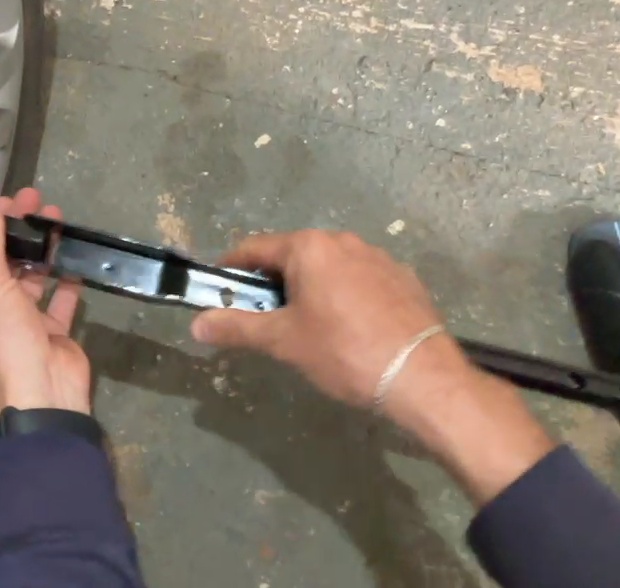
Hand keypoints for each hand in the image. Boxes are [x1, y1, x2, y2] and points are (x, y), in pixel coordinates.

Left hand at [0, 189, 91, 419]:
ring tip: (58, 218)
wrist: (43, 396)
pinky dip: (66, 277)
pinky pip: (59, 298)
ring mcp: (23, 324)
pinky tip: (74, 253)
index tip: (10, 200)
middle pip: (4, 263)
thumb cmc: (5, 340)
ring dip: (42, 249)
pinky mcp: (52, 332)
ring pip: (32, 278)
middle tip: (37, 200)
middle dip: (19, 232)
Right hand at [190, 230, 553, 503]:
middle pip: (292, 254)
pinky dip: (344, 294)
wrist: (423, 379)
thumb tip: (196, 324)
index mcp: (308, 247)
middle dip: (273, 281)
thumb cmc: (344, 352)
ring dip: (310, 286)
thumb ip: (236, 327)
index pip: (255, 248)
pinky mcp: (403, 278)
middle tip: (263, 315)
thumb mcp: (283, 342)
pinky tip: (349, 327)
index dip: (232, 267)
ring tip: (307, 324)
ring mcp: (376, 257)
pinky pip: (359, 279)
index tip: (219, 287)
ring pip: (328, 266)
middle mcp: (341, 241)